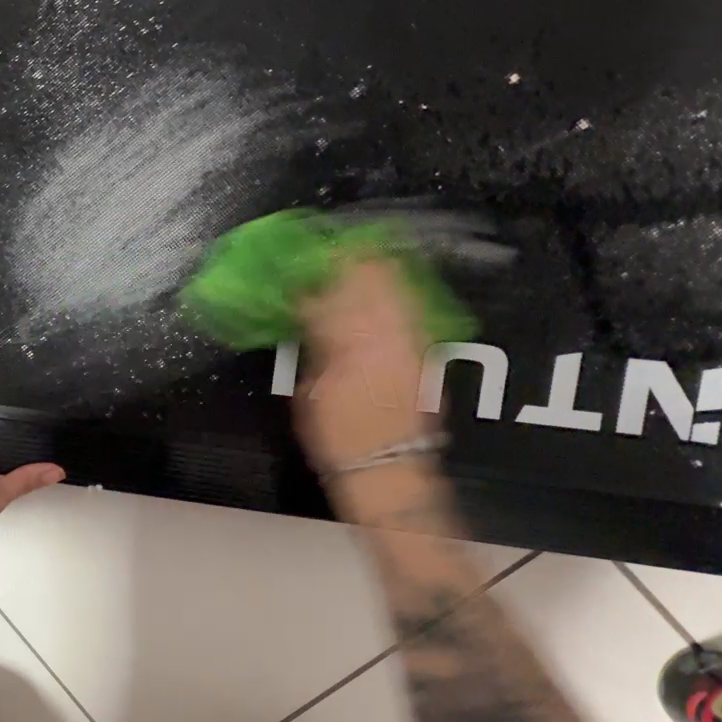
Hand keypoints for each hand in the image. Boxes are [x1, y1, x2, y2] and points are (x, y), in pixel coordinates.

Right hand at [294, 261, 433, 476]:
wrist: (388, 470)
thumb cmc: (338, 438)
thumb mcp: (309, 392)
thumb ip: (314, 348)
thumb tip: (306, 317)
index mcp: (349, 346)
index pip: (327, 296)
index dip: (310, 275)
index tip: (296, 263)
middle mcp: (385, 338)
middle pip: (368, 284)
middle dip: (346, 263)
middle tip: (327, 252)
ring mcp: (410, 343)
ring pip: (396, 291)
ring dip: (375, 270)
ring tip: (359, 255)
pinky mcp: (425, 354)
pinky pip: (412, 309)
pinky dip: (397, 293)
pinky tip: (388, 286)